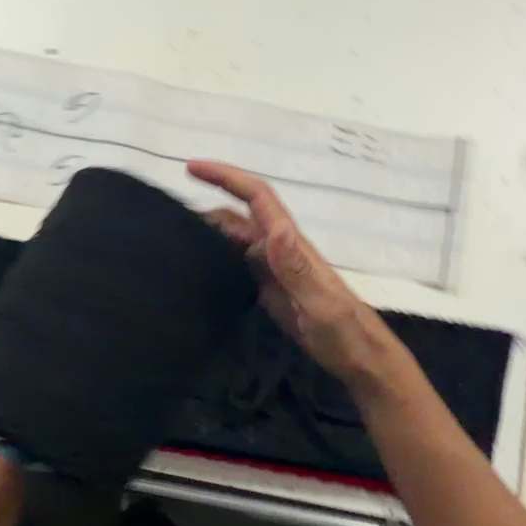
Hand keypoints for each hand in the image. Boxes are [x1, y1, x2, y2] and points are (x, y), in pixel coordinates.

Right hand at [190, 160, 402, 387]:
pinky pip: (236, 264)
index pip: (256, 198)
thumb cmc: (345, 332)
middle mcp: (278, 250)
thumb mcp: (321, 302)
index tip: (191, 168)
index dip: (226, 178)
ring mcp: (272, 269)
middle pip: (237, 216)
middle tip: (167, 217)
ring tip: (172, 240)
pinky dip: (215, 258)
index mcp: (290, 245)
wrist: (358, 357)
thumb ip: (297, 267)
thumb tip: (275, 227)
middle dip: (206, 205)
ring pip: (233, 239)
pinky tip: (196, 270)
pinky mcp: (268, 289)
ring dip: (207, 233)